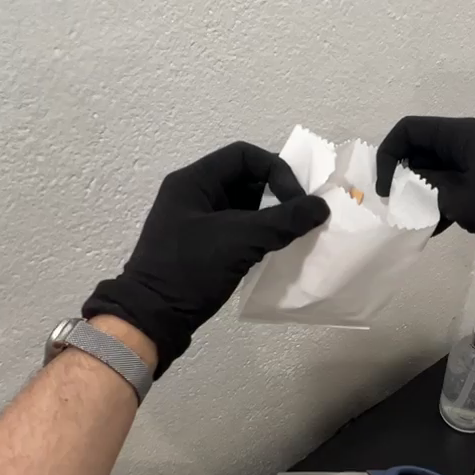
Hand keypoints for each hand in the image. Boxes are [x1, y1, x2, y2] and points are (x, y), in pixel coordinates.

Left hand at [84, 143, 328, 375]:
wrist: (153, 318)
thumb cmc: (191, 270)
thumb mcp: (241, 240)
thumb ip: (284, 220)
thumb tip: (321, 206)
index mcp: (194, 182)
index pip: (245, 156)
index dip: (277, 171)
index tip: (296, 200)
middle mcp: (195, 195)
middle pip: (246, 178)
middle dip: (278, 193)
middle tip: (301, 215)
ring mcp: (198, 221)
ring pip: (245, 205)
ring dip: (272, 216)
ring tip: (293, 233)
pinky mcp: (204, 245)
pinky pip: (240, 228)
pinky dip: (261, 234)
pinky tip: (276, 249)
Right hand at [374, 116, 474, 257]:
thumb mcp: (459, 200)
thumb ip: (428, 190)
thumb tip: (412, 186)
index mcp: (460, 134)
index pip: (408, 131)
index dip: (387, 157)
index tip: (385, 190)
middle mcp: (471, 137)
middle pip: (424, 148)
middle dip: (405, 176)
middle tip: (399, 207)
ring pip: (442, 166)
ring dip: (426, 191)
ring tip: (419, 220)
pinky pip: (460, 178)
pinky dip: (446, 197)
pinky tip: (440, 225)